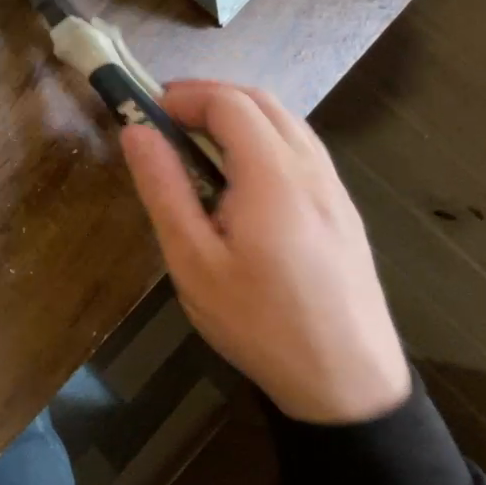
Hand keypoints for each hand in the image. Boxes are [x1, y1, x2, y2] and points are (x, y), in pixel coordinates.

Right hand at [119, 80, 410, 424]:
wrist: (350, 388)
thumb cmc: (259, 322)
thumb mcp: (192, 260)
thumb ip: (164, 188)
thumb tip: (136, 130)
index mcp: (275, 180)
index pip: (230, 104)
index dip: (183, 96)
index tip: (145, 115)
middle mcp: (313, 174)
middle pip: (262, 102)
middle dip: (208, 97)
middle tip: (163, 120)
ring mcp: (335, 193)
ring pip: (287, 123)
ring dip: (236, 115)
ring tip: (192, 145)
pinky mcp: (342, 213)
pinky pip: (301, 150)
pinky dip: (261, 139)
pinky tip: (235, 177)